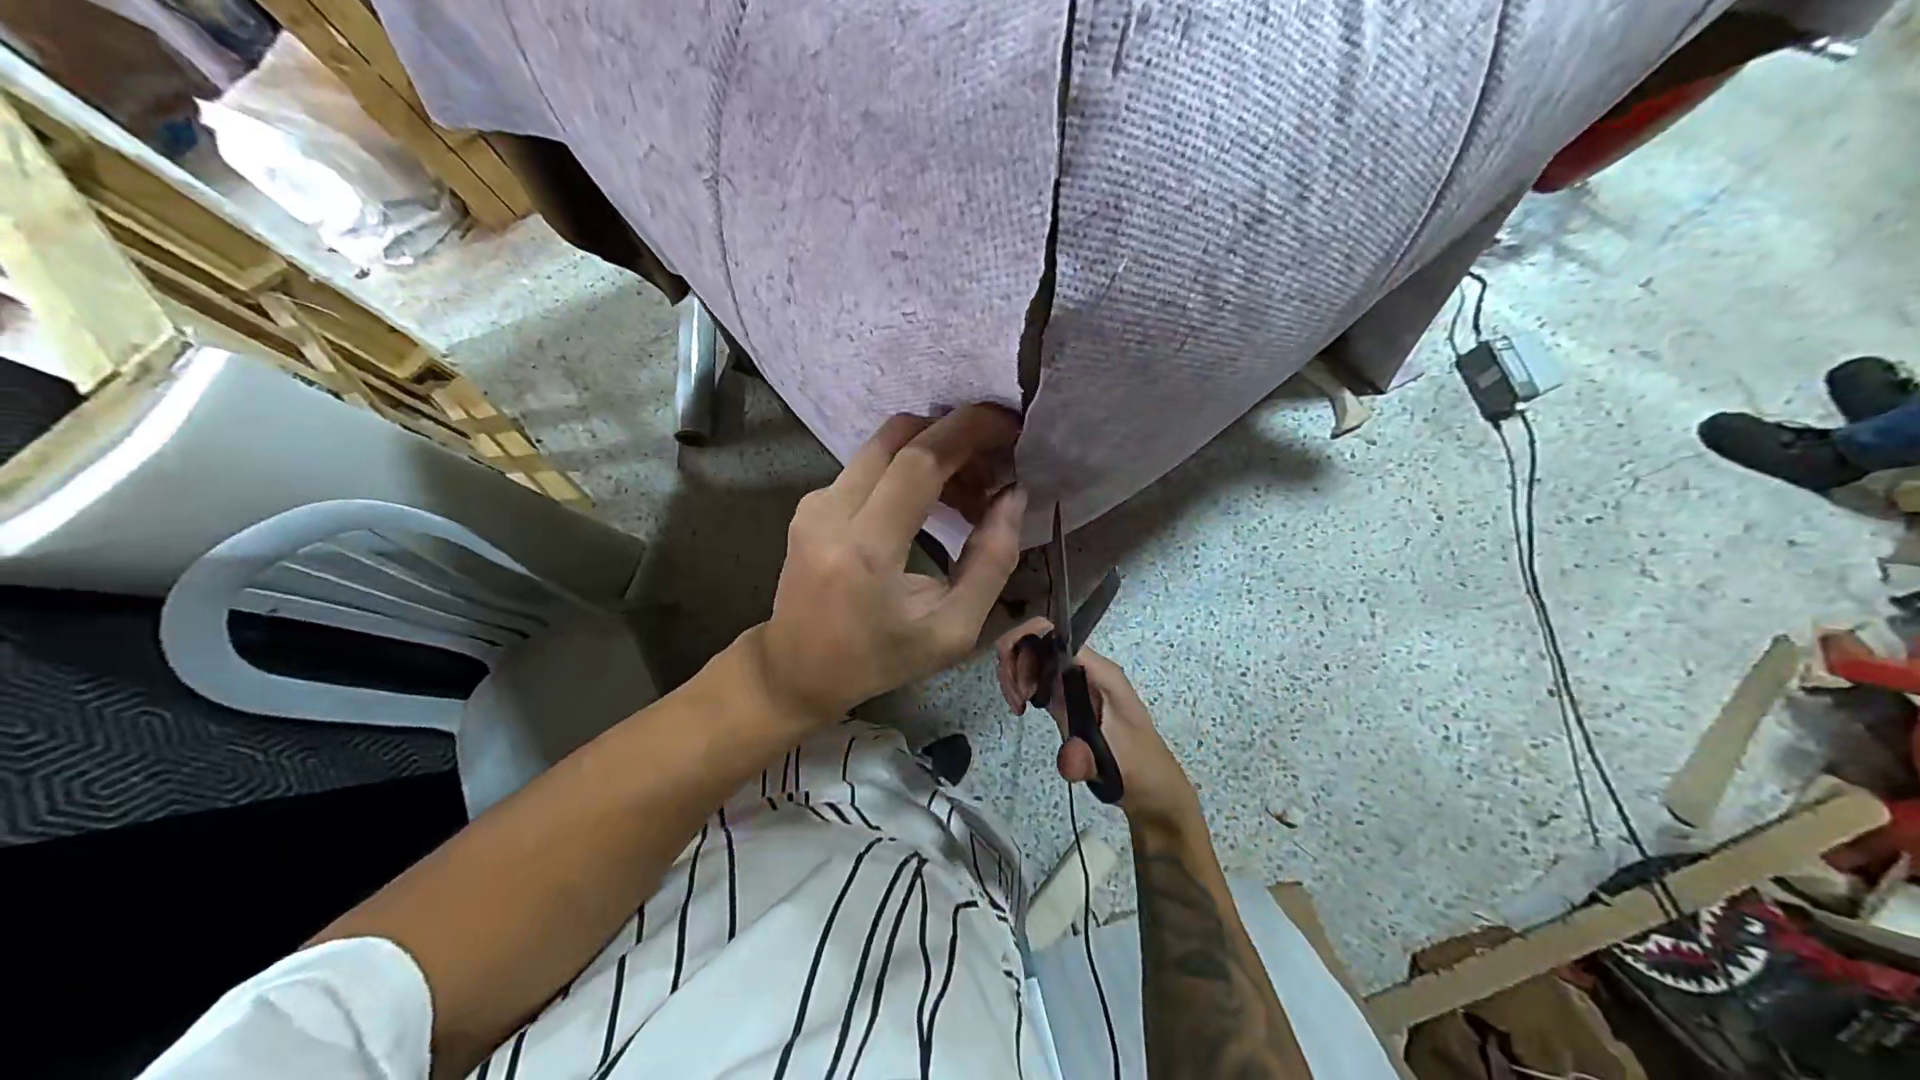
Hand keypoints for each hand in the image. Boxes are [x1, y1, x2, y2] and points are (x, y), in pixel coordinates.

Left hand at [747, 404, 1026, 726]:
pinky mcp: (811, 503)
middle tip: (996, 463)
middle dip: (957, 434)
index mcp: (865, 550)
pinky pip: (869, 463)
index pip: (920, 461)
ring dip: (935, 451)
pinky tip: (935, 501)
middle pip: (900, 436)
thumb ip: (991, 561)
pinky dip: (910, 467)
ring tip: (972, 493)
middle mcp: (830, 512)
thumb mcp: (952, 630)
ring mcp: (814, 503)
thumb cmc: (879, 658)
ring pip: (884, 444)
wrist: (797, 669)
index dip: (969, 431)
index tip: (1009, 427)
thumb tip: (1012, 496)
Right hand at [994, 618, 1200, 828]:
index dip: (1026, 648)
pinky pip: (1034, 674)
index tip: (1022, 688)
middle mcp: (1083, 668)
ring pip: (1031, 654)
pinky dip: (1019, 684)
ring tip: (1018, 705)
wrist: (1151, 786)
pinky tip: (1021, 709)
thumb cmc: (1140, 768)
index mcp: (1098, 671)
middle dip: (1014, 663)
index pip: (1052, 633)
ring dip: (1014, 674)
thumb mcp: (1117, 764)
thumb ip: (1087, 761)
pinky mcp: (1064, 696)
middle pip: (1036, 640)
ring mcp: (1072, 680)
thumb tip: (1066, 760)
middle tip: (1017, 701)